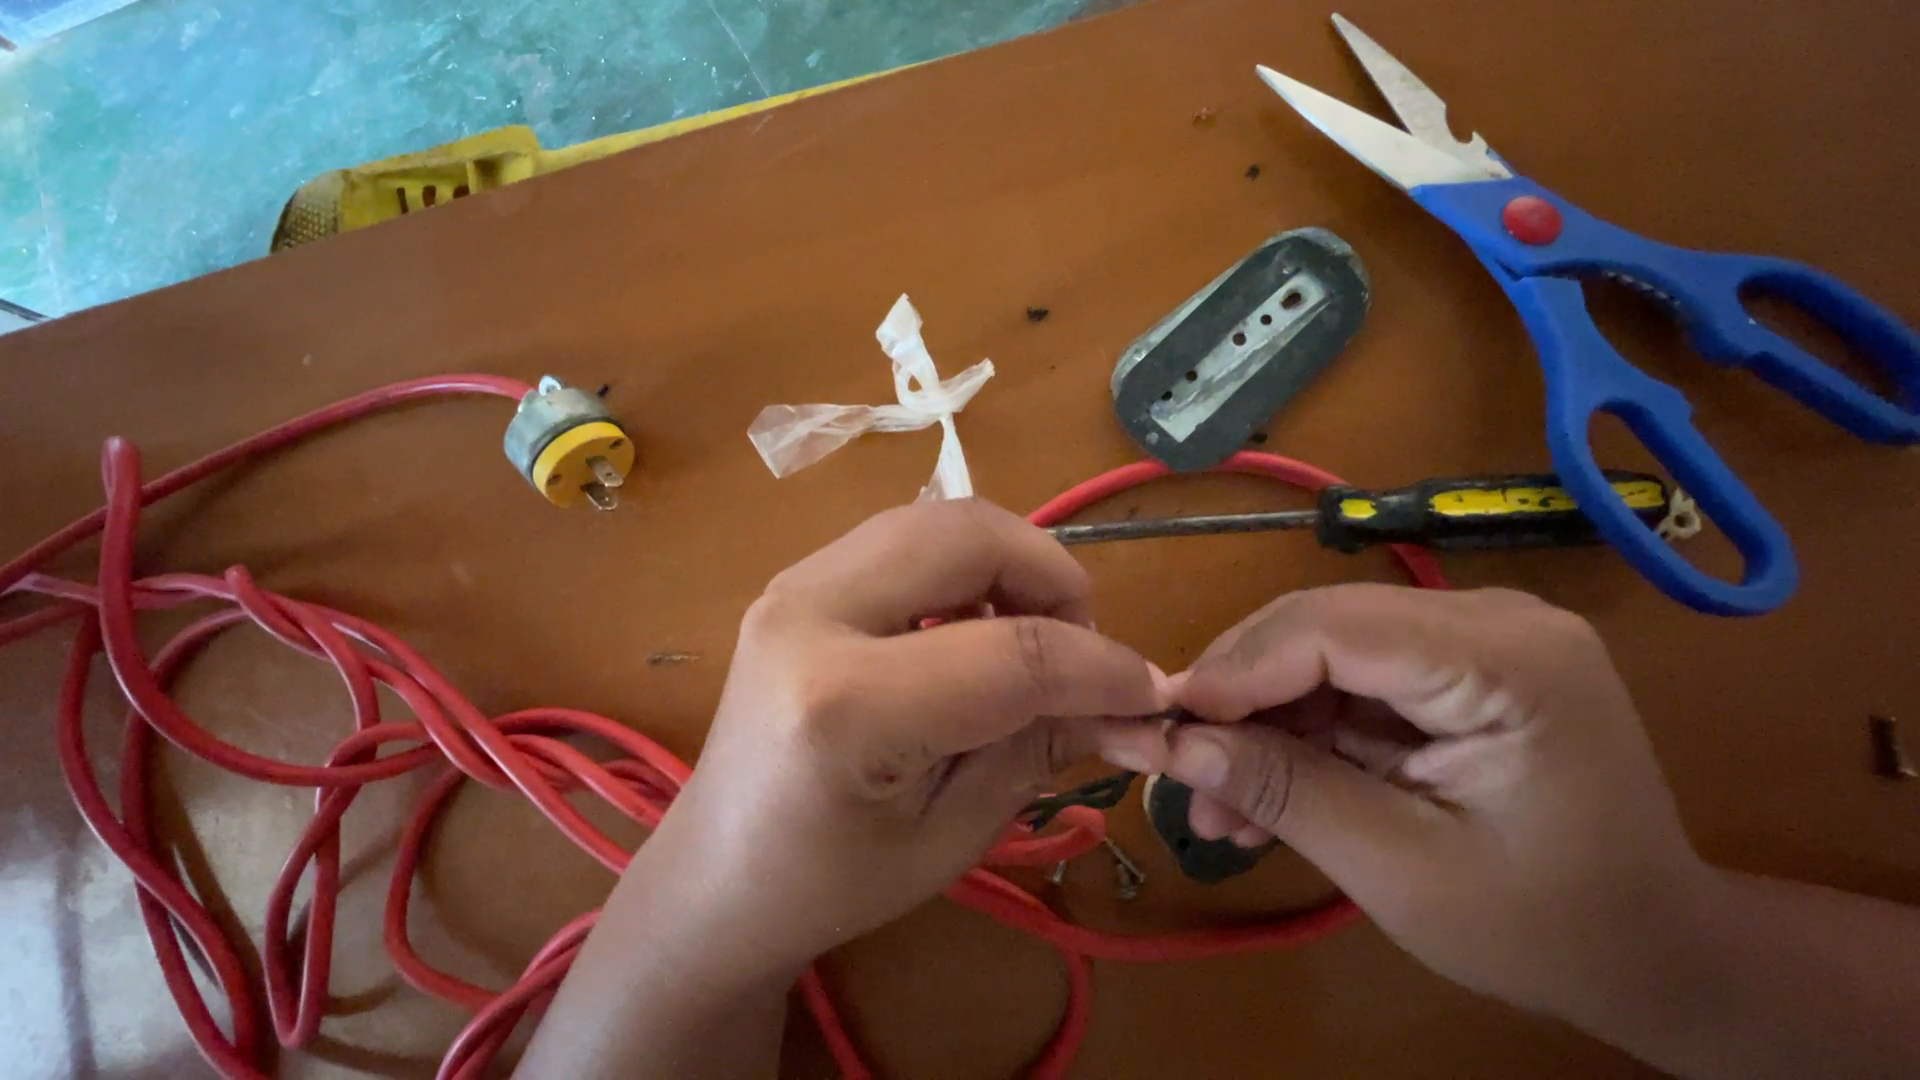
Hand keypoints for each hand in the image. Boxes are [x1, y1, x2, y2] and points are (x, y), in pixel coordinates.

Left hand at [637, 499, 1170, 978]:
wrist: (716, 875)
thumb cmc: (830, 881)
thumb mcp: (952, 834)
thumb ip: (1041, 747)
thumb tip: (1128, 698)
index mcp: (844, 703)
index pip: (1010, 652)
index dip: (1098, 666)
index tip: (1144, 690)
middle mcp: (809, 612)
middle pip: (969, 534)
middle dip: (1051, 575)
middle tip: (1080, 642)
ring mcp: (794, 582)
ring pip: (939, 519)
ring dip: (1008, 562)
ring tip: (1029, 635)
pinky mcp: (797, 578)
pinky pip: (907, 538)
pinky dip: (963, 566)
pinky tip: (970, 628)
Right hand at [1162, 584, 1713, 1020]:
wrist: (1654, 953)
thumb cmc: (1545, 928)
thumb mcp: (1399, 869)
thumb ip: (1285, 792)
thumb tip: (1173, 744)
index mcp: (1507, 659)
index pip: (1332, 628)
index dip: (1236, 671)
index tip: (1165, 727)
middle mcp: (1490, 619)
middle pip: (1316, 628)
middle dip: (1238, 699)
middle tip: (1179, 767)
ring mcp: (1470, 636)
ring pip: (1314, 652)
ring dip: (1257, 722)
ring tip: (1213, 803)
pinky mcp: (1447, 664)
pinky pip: (1341, 678)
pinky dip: (1293, 732)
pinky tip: (1256, 792)